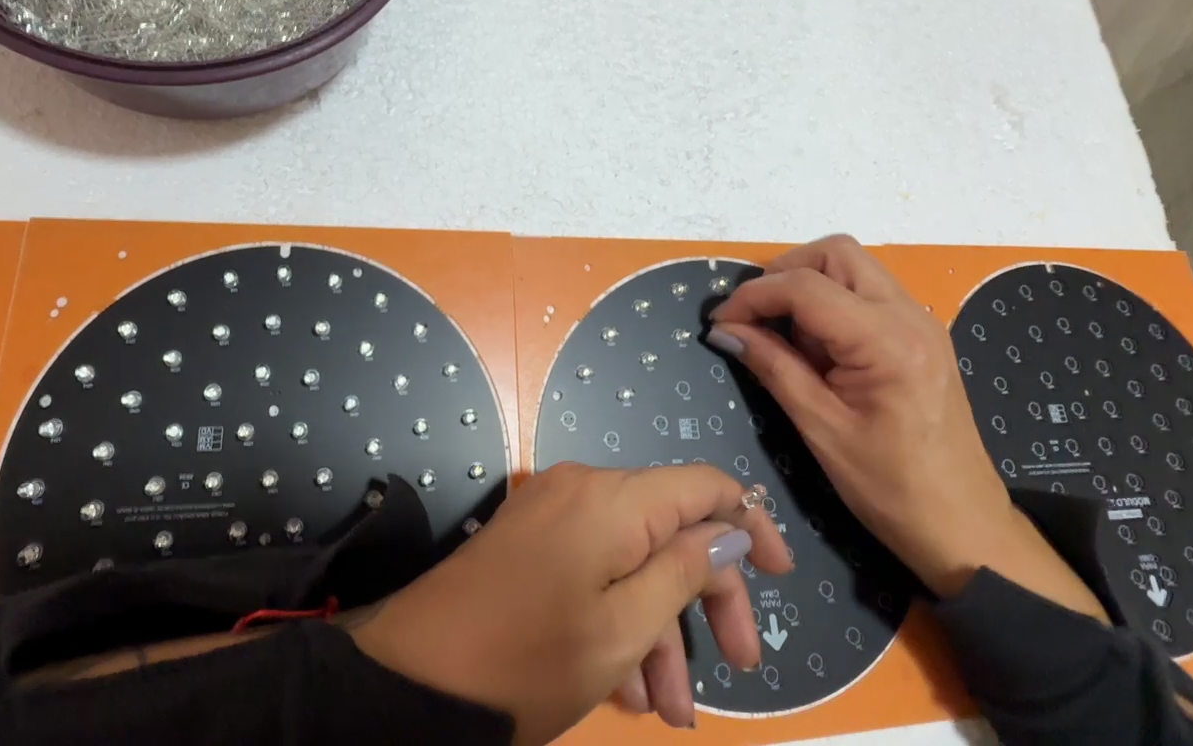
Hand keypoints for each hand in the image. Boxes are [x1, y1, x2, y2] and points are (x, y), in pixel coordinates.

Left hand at [347, 462, 790, 743]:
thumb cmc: (528, 658)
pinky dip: (616, 618)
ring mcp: (552, 514)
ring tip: (668, 709)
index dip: (751, 523)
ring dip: (659, 630)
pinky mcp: (529, 542)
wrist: (411, 680)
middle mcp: (584, 490)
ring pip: (630, 561)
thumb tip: (729, 530)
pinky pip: (592, 570)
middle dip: (707, 599)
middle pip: (671, 527)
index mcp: (613, 497)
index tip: (782, 576)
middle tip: (740, 668)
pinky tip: (625, 687)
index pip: (704, 483)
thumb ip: (685, 570)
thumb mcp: (623, 627)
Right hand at [705, 236, 1102, 618]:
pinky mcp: (919, 333)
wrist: (962, 525)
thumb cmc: (888, 487)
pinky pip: (866, 292)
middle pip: (836, 253)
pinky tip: (812, 344)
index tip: (719, 322)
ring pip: (852, 266)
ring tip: (780, 332)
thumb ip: (772, 366)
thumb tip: (724, 330)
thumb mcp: (819, 428)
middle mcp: (910, 315)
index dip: (753, 296)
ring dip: (807, 284)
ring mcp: (920, 321)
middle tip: (752, 316)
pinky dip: (830, 300)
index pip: (806, 287)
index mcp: (888, 341)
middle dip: (784, 274)